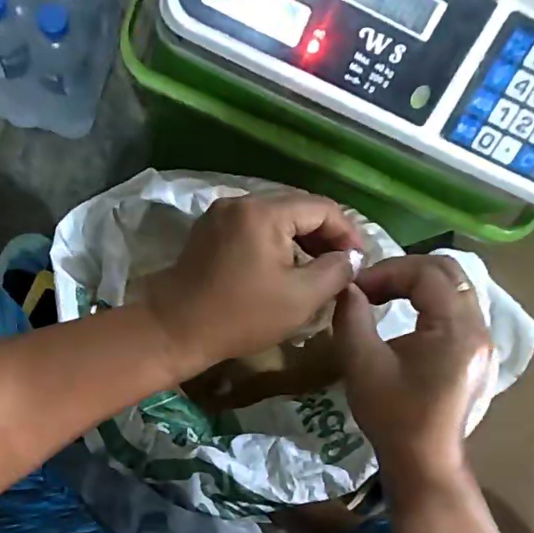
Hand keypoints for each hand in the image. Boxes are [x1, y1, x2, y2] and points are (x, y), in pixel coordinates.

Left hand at [144, 192, 362, 370]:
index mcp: (263, 212)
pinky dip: (274, 243)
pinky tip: (285, 267)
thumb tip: (351, 258)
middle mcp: (240, 202)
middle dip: (324, 235)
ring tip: (319, 268)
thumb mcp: (300, 298)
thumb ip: (335, 271)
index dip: (348, 233)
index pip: (321, 207)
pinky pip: (252, 228)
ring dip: (299, 239)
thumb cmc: (239, 317)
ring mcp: (220, 215)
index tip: (360, 261)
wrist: (174, 330)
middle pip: (296, 207)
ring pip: (274, 218)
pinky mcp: (208, 232)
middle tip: (343, 265)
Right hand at [333, 256, 492, 482]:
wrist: (423, 461)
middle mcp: (479, 328)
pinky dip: (428, 303)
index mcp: (456, 328)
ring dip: (416, 285)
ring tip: (381, 299)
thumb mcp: (361, 362)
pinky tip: (403, 320)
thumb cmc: (392, 413)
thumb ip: (352, 316)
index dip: (387, 271)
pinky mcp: (477, 355)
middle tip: (369, 287)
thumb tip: (348, 288)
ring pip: (455, 289)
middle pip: (448, 272)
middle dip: (404, 271)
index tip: (355, 288)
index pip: (426, 273)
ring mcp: (483, 343)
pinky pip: (457, 310)